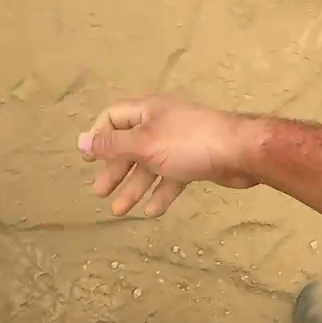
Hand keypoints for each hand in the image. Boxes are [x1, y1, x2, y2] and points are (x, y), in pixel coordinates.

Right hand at [77, 96, 262, 216]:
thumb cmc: (189, 143)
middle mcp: (162, 124)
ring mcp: (179, 144)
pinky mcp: (195, 161)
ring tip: (120, 211)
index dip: (98, 136)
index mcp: (148, 111)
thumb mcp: (144, 144)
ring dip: (134, 187)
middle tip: (100, 192)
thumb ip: (112, 145)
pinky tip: (152, 211)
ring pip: (150, 166)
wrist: (240, 152)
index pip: (113, 118)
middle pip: (130, 146)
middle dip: (114, 169)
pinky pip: (171, 177)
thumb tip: (81, 141)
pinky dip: (160, 192)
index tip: (87, 160)